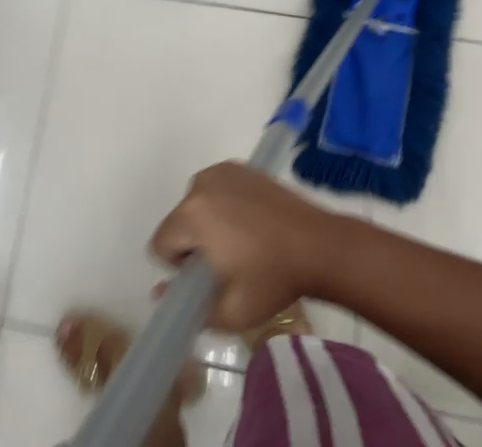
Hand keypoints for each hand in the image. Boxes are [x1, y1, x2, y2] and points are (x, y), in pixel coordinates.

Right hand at [149, 162, 344, 331]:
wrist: (321, 246)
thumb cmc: (273, 279)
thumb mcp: (231, 312)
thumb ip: (190, 308)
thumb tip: (160, 294)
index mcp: (192, 215)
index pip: (161, 244)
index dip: (179, 267)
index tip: (208, 276)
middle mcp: (202, 185)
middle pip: (179, 222)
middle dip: (195, 243)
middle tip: (228, 262)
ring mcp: (224, 172)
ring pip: (197, 205)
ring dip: (209, 223)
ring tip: (242, 243)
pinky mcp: (244, 168)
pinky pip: (218, 191)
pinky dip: (226, 206)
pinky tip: (253, 225)